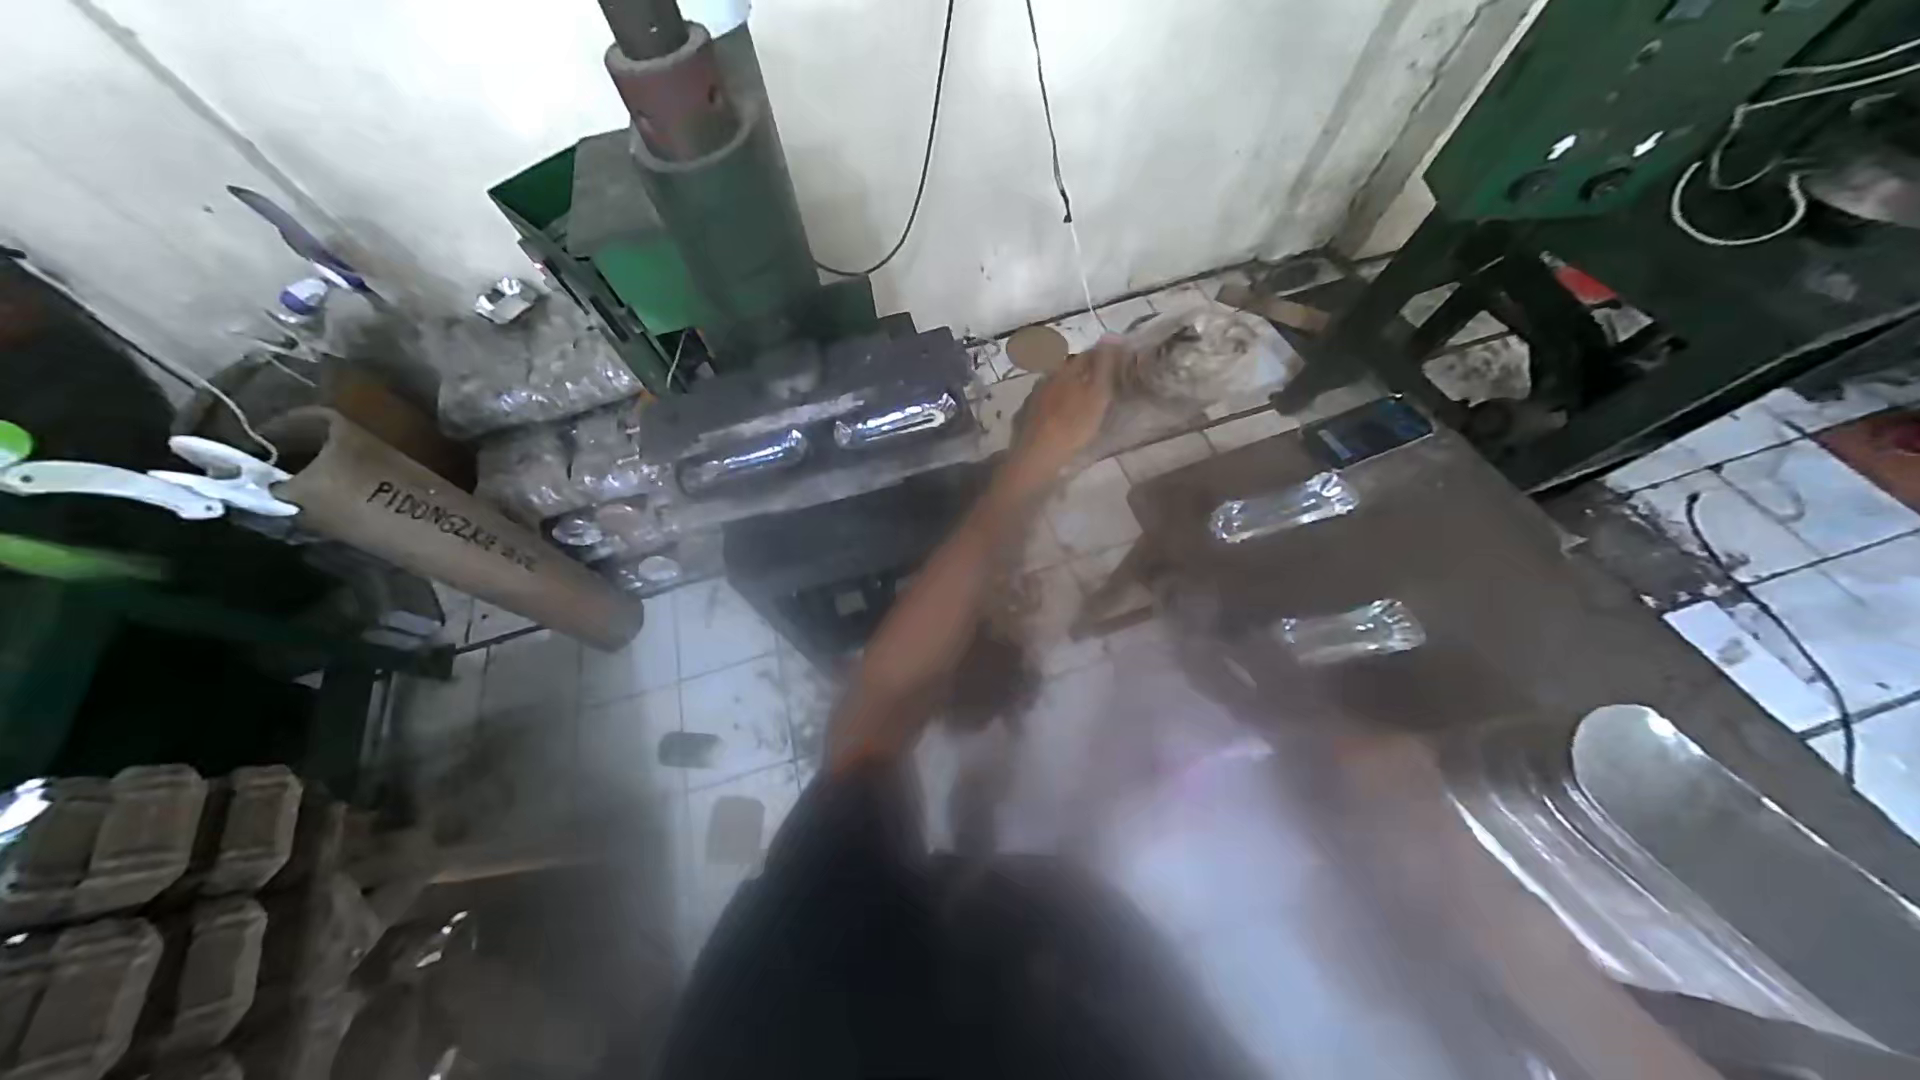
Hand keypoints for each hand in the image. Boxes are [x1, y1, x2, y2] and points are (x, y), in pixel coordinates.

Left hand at [1007, 337, 1121, 485]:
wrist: (1038, 453)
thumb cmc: (1073, 424)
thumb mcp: (1097, 395)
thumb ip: (1104, 366)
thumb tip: (1110, 335)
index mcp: (1066, 371)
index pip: (1086, 356)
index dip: (1099, 356)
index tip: (1110, 361)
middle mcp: (1046, 378)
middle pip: (1065, 368)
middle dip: (1079, 370)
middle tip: (1092, 380)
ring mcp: (1032, 396)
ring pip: (1050, 384)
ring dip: (1061, 386)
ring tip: (1072, 398)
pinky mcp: (1023, 414)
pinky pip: (1038, 402)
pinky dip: (1047, 403)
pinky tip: (1051, 414)